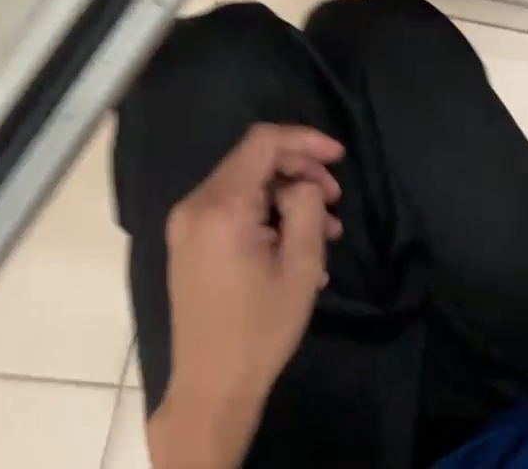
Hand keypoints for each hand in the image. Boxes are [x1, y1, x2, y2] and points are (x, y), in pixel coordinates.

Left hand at [147, 125, 344, 468]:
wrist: (212, 387)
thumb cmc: (260, 327)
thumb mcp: (301, 264)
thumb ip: (306, 205)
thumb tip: (303, 184)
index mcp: (221, 206)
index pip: (264, 142)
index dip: (306, 140)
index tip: (339, 158)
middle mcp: (196, 205)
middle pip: (255, 160)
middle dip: (301, 170)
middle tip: (336, 199)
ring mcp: (188, 225)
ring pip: (247, 183)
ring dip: (288, 194)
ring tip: (326, 228)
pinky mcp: (189, 243)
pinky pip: (233, 208)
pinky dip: (268, 212)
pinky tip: (296, 242)